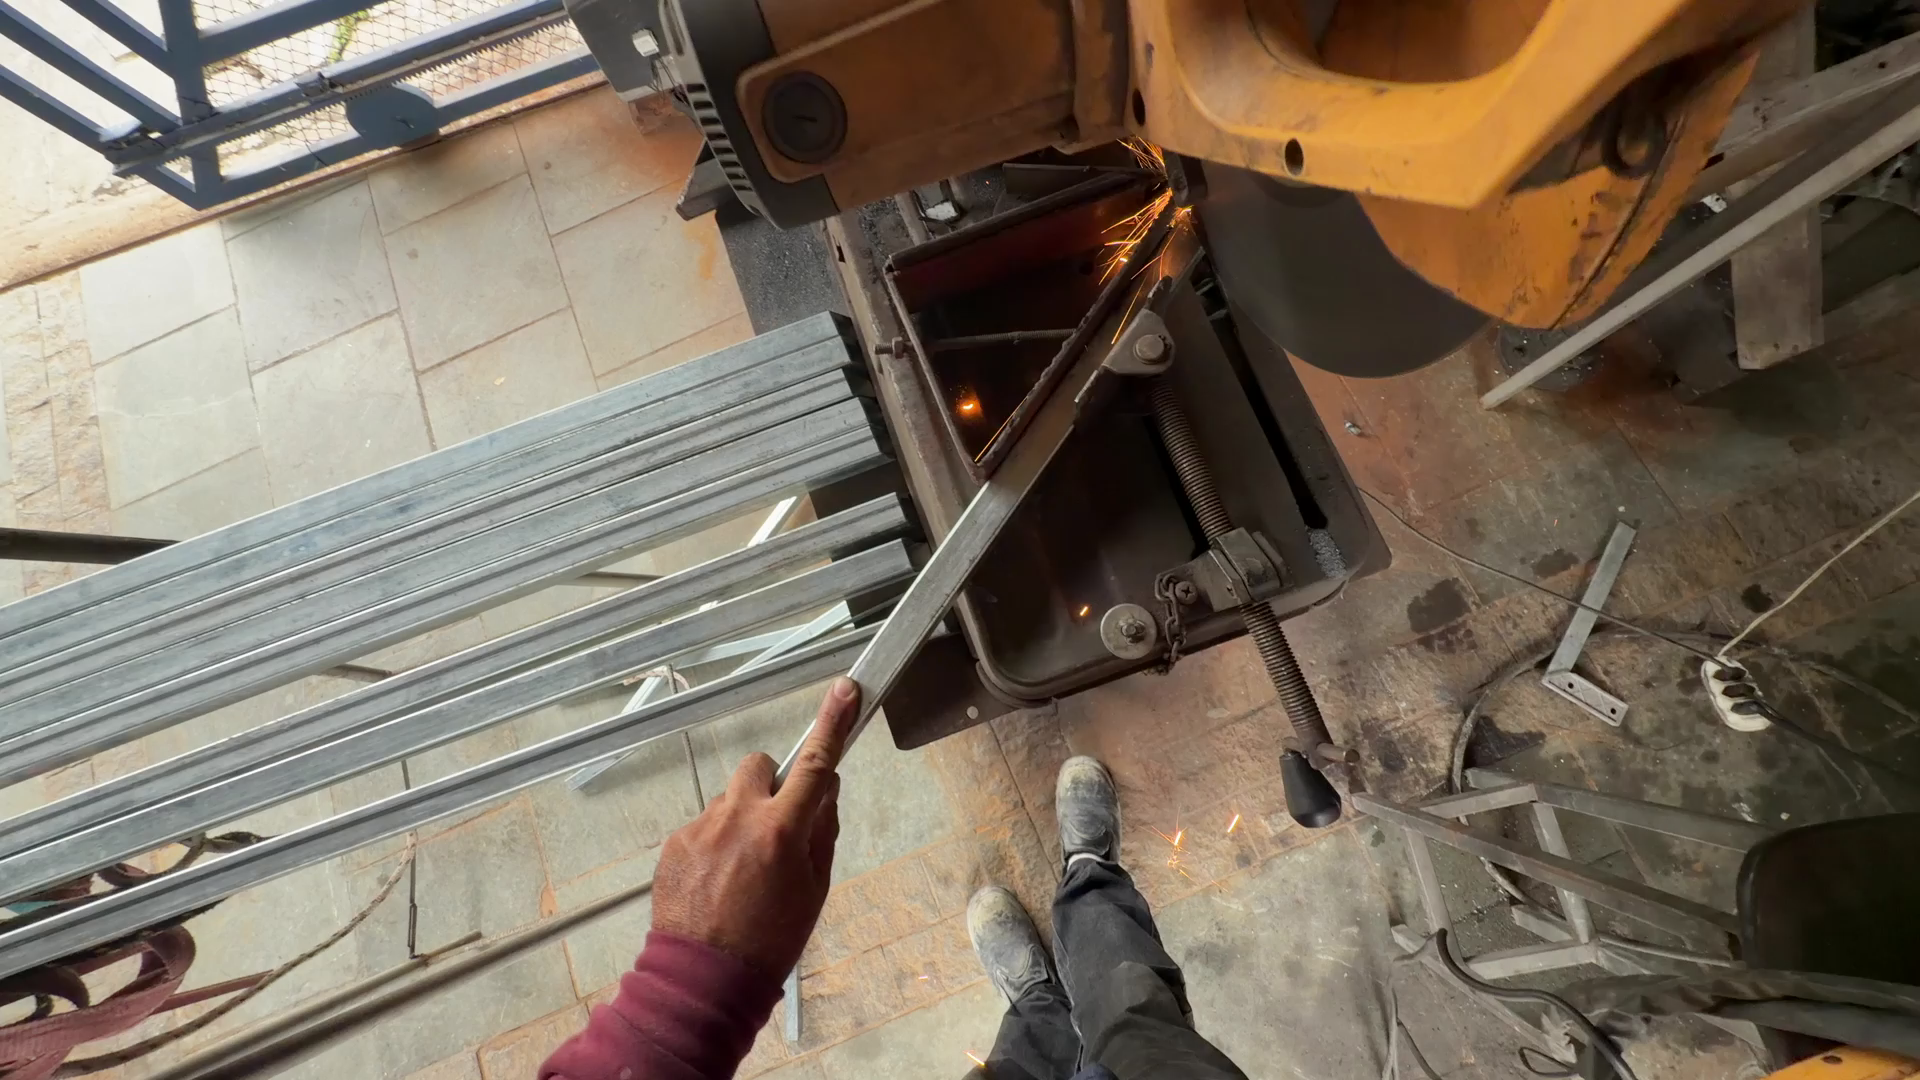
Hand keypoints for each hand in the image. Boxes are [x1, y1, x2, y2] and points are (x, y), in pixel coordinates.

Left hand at [650, 676, 859, 977]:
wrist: (700, 984)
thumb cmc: (770, 940)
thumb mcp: (815, 887)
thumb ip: (822, 829)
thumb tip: (825, 787)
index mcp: (781, 830)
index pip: (815, 763)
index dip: (832, 723)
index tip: (844, 690)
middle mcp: (738, 817)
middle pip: (760, 765)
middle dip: (771, 784)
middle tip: (774, 822)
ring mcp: (701, 827)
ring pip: (731, 797)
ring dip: (741, 816)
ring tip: (739, 867)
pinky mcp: (674, 842)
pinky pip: (705, 823)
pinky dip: (715, 839)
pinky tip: (715, 879)